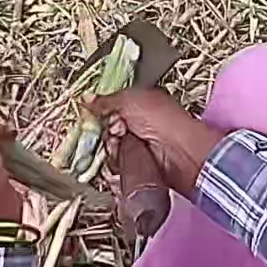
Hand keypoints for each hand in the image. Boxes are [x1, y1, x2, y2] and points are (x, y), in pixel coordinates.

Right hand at [90, 87, 225, 198]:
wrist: (181, 154)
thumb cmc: (163, 121)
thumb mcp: (131, 101)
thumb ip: (106, 101)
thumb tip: (86, 99)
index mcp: (139, 103)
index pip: (109, 106)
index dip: (101, 111)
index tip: (94, 114)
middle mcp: (137, 124)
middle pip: (105, 129)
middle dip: (106, 132)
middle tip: (117, 132)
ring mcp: (137, 146)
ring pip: (107, 148)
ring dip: (111, 149)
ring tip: (123, 146)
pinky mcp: (136, 166)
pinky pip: (115, 166)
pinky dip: (116, 164)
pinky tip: (124, 160)